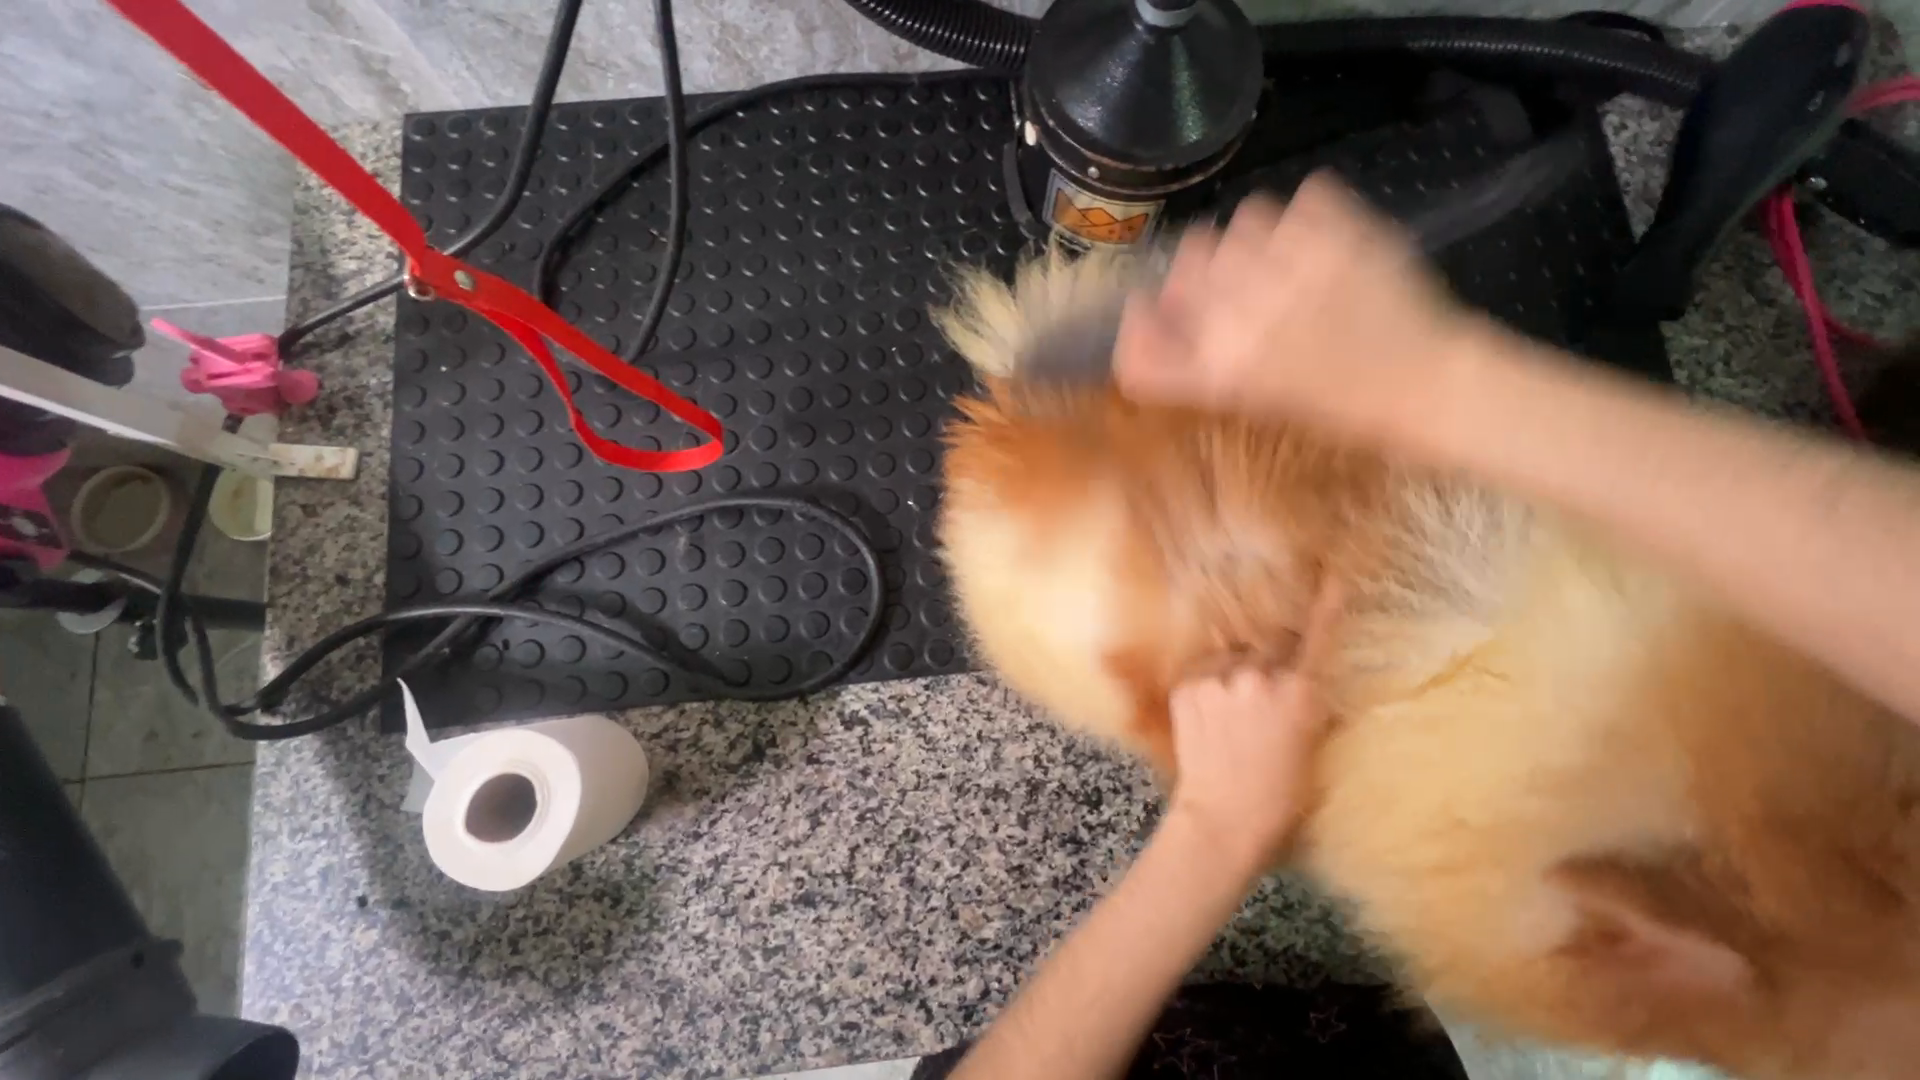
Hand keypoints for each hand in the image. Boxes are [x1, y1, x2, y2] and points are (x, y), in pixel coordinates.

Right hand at [1113, 173, 1478, 445]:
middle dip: (1206, 265)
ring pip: (1243, 219)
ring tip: (1284, 263)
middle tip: (1238, 284)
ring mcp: (1292, 264)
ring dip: (1255, 237)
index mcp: (1219, 363)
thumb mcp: (1243, 396)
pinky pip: (1302, 199)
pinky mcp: (1340, 230)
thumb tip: (1145, 315)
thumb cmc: (1330, 404)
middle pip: (1192, 253)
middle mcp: (1245, 311)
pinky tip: (1321, 247)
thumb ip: (1185, 361)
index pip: (1143, 326)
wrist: (1420, 382)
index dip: (1142, 317)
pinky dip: (1307, 218)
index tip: (1151, 311)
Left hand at [1163, 581, 1341, 872]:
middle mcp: (1260, 674)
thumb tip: (1303, 675)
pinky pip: (1203, 671)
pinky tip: (1210, 715)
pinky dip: (1208, 684)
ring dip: (1234, 671)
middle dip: (1269, 657)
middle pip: (1269, 642)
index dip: (1326, 603)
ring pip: (1232, 656)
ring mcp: (1218, 677)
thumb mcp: (1310, 742)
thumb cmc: (1280, 793)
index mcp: (1301, 691)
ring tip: (1231, 711)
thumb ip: (1305, 699)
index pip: (1317, 635)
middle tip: (1261, 691)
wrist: (1223, 818)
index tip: (1333, 575)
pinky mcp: (1187, 684)